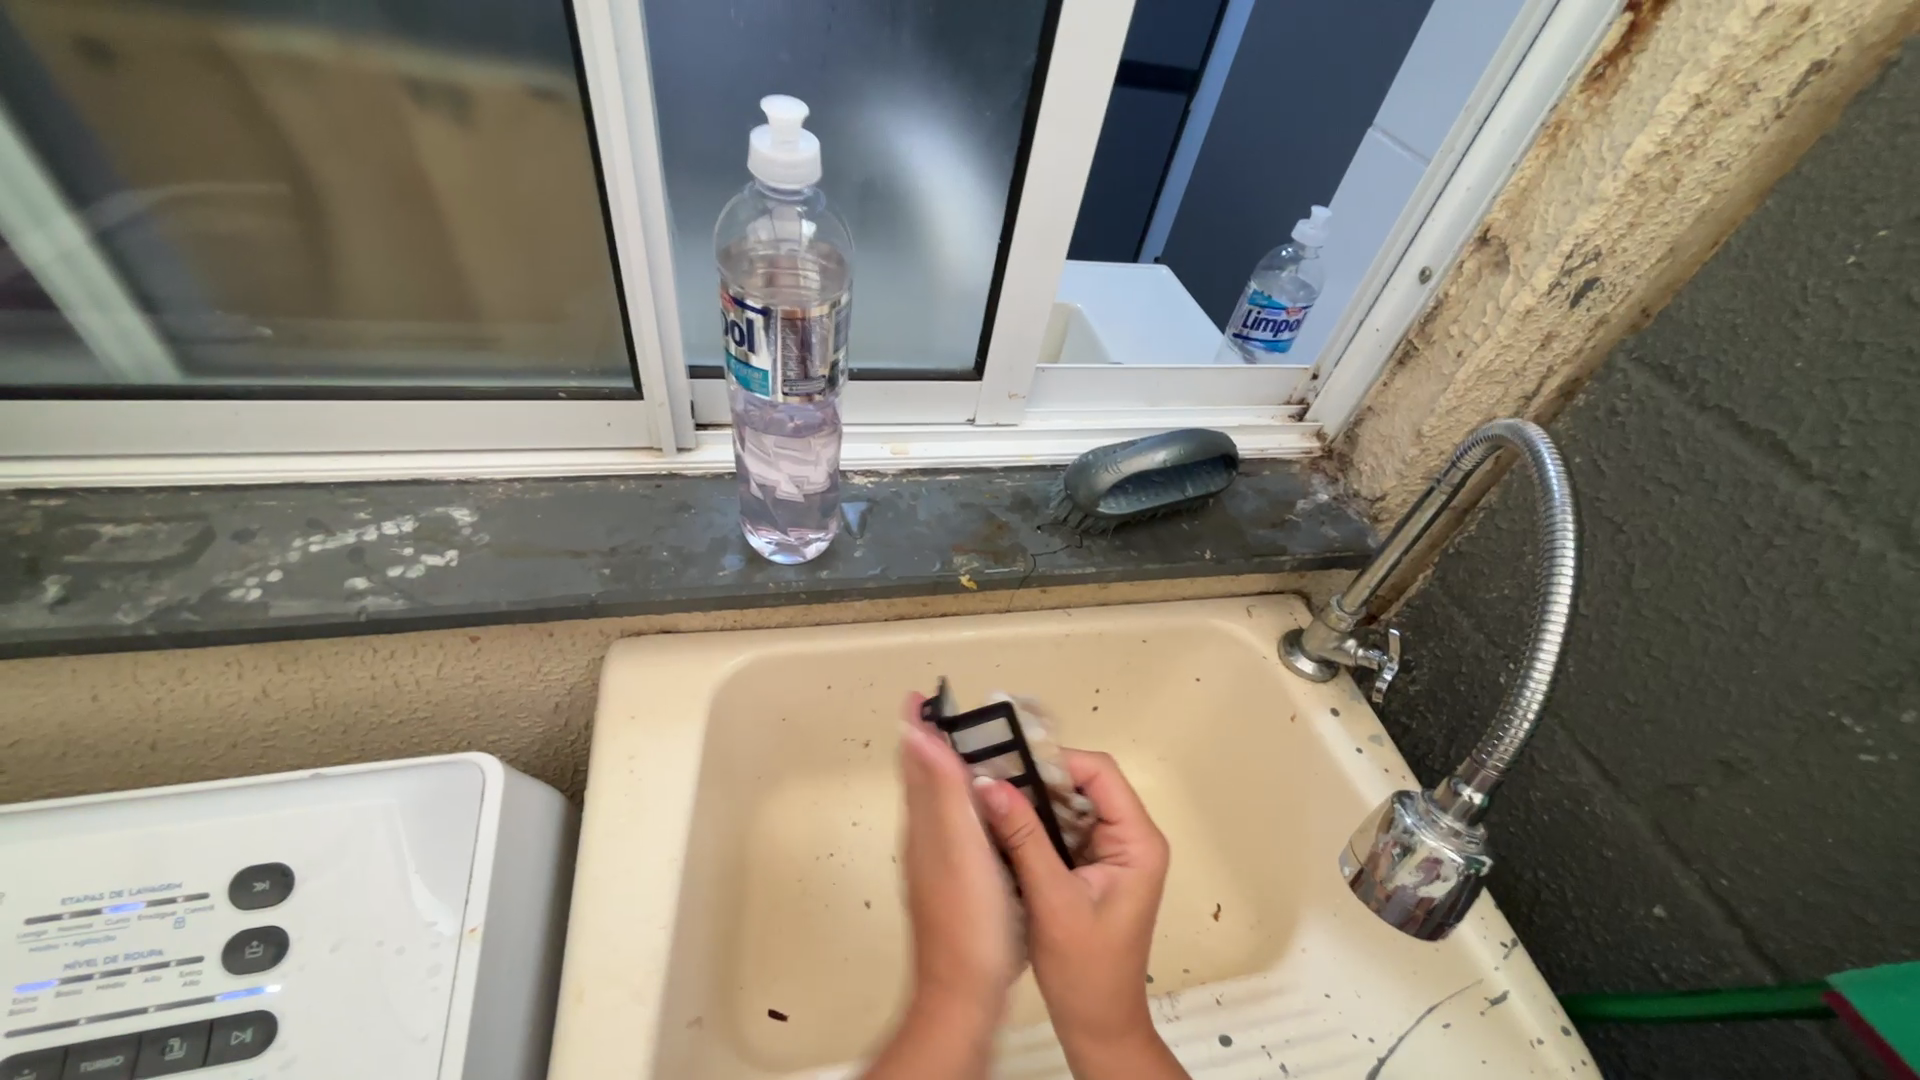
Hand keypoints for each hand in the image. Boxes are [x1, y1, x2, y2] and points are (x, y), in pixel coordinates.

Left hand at [898, 696, 1021, 1016]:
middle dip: (932, 743)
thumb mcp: (959, 846)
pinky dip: (964, 804)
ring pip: (937, 803)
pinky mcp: (955, 883)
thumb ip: (940, 789)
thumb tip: (915, 732)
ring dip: (946, 771)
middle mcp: (925, 838)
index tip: (922, 695)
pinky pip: (955, 827)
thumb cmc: (969, 920)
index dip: (916, 726)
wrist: (964, 993)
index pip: (914, 760)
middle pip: (923, 778)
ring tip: (970, 751)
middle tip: (952, 715)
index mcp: (926, 823)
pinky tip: (986, 813)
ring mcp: (937, 862)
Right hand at [975, 750, 1182, 1073]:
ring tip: (987, 792)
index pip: (1100, 773)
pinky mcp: (1088, 864)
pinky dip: (1031, 822)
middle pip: (1082, 783)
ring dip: (1030, 799)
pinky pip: (1058, 827)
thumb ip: (1024, 838)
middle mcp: (1128, 836)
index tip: (1008, 763)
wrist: (1096, 1026)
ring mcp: (1108, 850)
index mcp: (1137, 841)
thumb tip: (990, 783)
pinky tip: (999, 821)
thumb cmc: (1085, 970)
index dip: (1055, 760)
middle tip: (989, 774)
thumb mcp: (1052, 900)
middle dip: (1036, 777)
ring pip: (1067, 803)